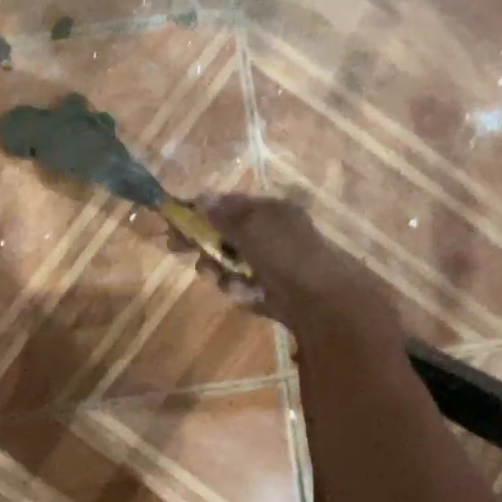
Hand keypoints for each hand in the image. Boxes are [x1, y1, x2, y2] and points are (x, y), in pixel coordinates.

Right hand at [185, 194, 393, 335]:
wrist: (327, 305)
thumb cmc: (287, 256)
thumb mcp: (251, 227)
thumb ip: (223, 213)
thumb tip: (199, 197)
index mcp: (271, 212)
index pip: (228, 205)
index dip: (199, 212)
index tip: (174, 223)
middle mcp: (273, 234)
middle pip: (224, 235)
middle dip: (204, 245)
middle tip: (178, 250)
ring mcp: (273, 263)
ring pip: (229, 263)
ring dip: (219, 272)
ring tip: (225, 281)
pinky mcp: (273, 290)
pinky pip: (242, 286)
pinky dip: (239, 290)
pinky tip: (247, 295)